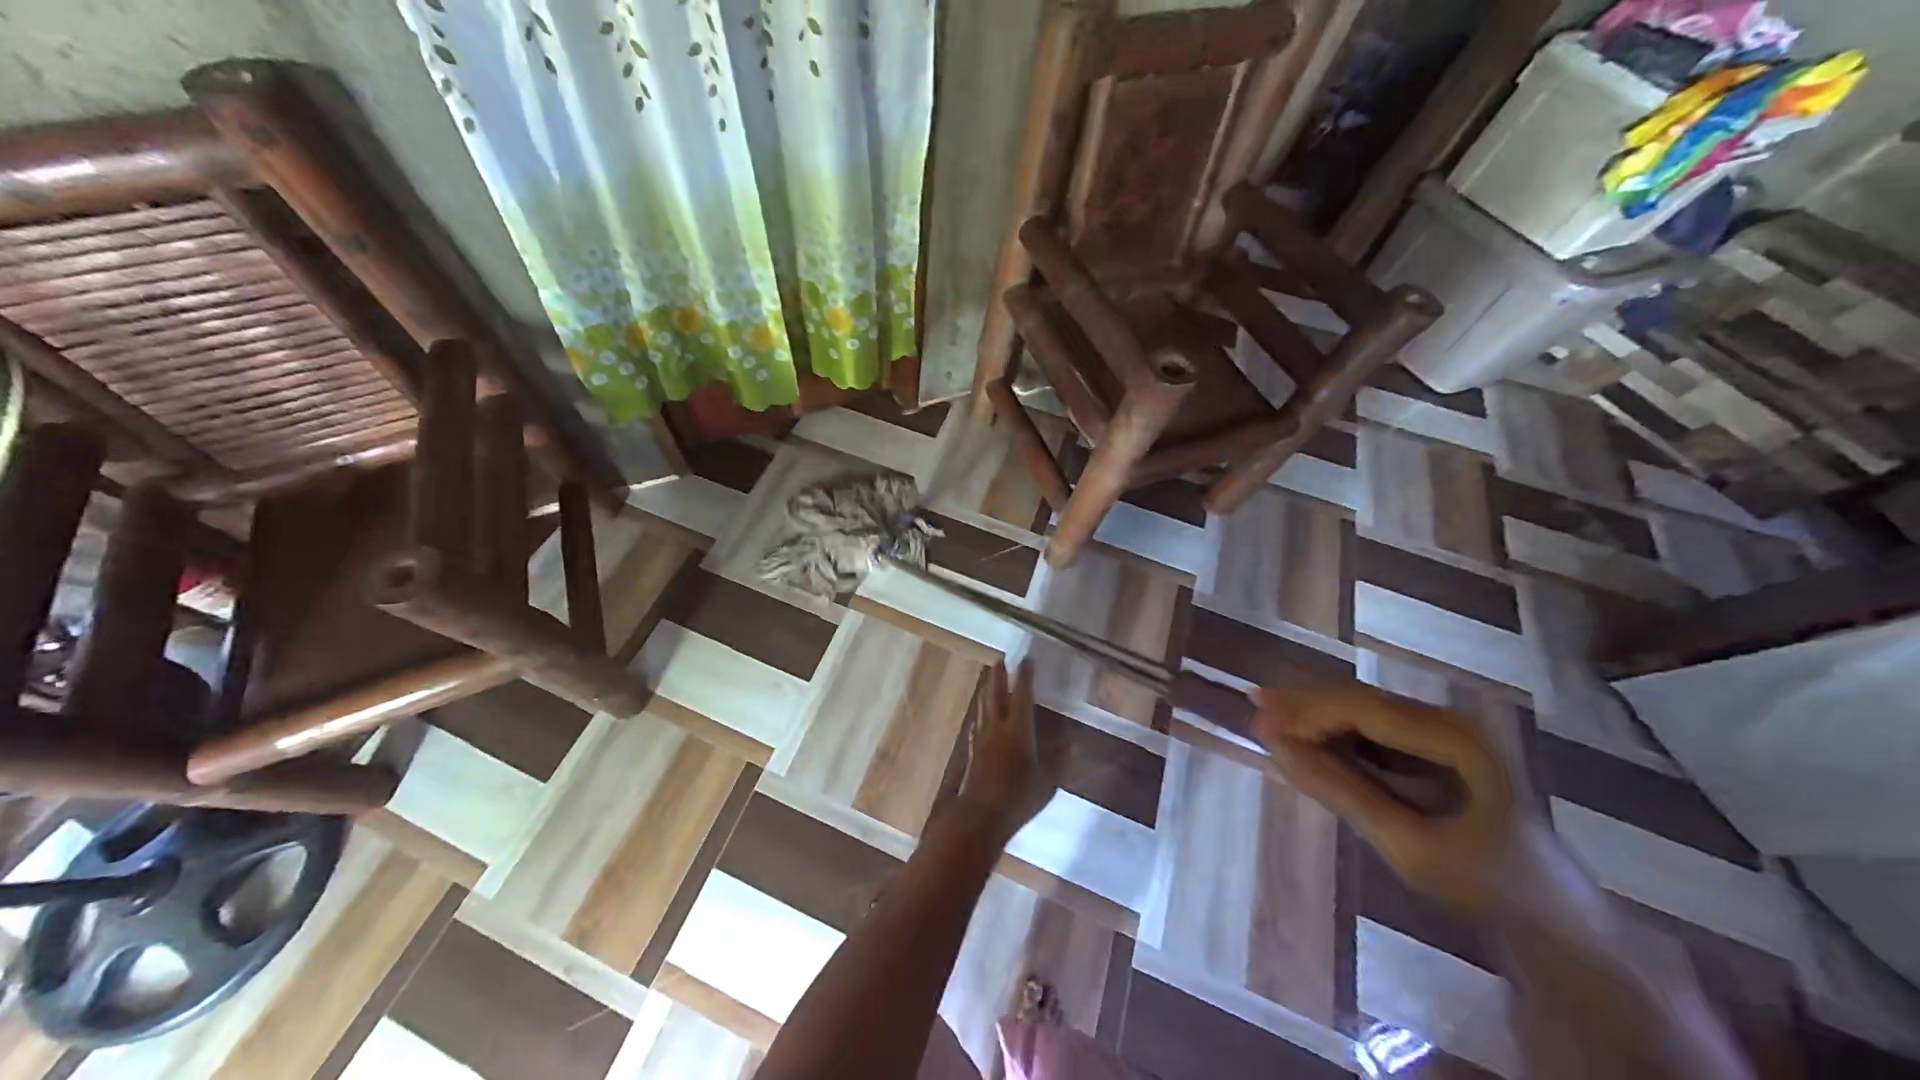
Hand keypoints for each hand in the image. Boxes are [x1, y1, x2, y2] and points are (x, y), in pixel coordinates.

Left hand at [945, 661, 1058, 847]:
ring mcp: (982, 739)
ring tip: (990, 677)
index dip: (1026, 676)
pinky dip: (981, 712)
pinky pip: (977, 723)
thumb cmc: (1018, 798)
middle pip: (997, 694)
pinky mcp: (972, 751)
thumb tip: (1069, 740)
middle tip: (1001, 658)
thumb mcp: (1047, 781)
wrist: (980, 816)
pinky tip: (980, 716)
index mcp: (1018, 731)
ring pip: (984, 706)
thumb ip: (1057, 758)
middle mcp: (997, 728)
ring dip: (988, 689)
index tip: (1027, 658)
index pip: (1022, 696)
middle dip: (1000, 675)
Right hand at [1251, 681, 1537, 915]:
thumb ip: (1341, 790)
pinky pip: (1376, 732)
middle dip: (1305, 705)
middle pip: (1361, 700)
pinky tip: (1308, 738)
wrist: (1557, 927)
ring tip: (1269, 720)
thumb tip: (1277, 746)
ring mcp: (1447, 736)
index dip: (1306, 709)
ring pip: (1364, 711)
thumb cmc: (1486, 887)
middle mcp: (1449, 723)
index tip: (1259, 719)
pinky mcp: (1439, 754)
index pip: (1361, 708)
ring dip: (1317, 717)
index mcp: (1453, 738)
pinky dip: (1338, 734)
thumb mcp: (1406, 845)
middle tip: (1253, 710)